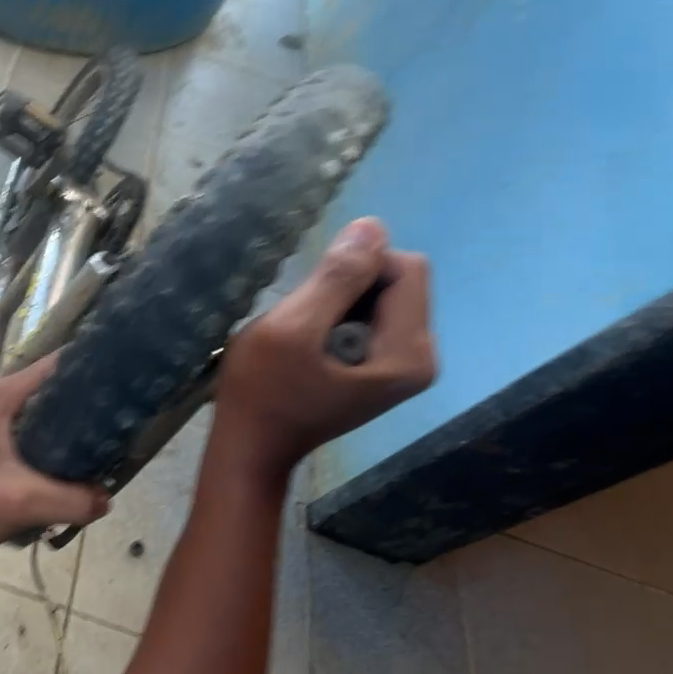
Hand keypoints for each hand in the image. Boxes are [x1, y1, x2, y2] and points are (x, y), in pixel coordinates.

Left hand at [0, 355, 109, 567]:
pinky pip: (34, 442)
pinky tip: (72, 475)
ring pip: (46, 420)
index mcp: (7, 396)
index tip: (130, 379)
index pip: (61, 363)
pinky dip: (54, 452)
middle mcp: (2, 402)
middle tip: (126, 424)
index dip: (95, 367)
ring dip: (73, 434)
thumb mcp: (24, 501)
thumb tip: (106, 499)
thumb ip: (72, 500)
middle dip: (91, 406)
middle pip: (57, 393)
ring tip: (107, 450)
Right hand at [217, 217, 435, 465]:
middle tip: (304, 324)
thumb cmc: (263, 392)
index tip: (311, 299)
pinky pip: (371, 318)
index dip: (354, 268)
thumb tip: (373, 225)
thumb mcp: (291, 328)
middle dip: (347, 287)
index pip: (404, 267)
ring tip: (303, 338)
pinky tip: (309, 347)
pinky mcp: (383, 371)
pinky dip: (337, 320)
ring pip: (381, 297)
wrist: (251, 448)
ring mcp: (403, 367)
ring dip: (338, 303)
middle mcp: (422, 358)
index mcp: (409, 352)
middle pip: (398, 281)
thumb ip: (336, 278)